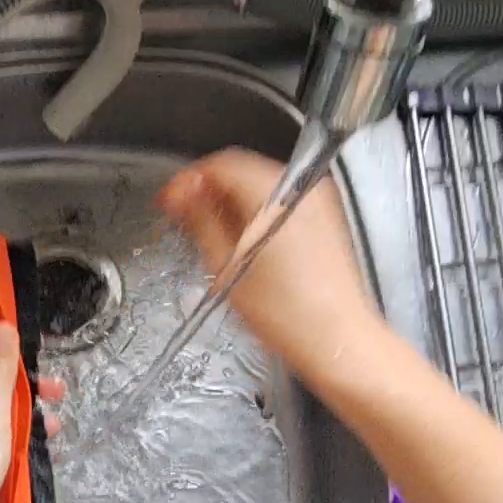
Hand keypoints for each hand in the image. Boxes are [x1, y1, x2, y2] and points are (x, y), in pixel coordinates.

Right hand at [158, 149, 388, 381]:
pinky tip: (238, 239)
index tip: (168, 201)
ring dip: (228, 200)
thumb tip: (183, 195)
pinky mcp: (322, 217)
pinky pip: (278, 200)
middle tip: (180, 215)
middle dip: (206, 189)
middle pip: (241, 169)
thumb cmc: (286, 312)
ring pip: (258, 184)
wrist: (335, 338)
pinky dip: (252, 210)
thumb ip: (201, 221)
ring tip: (206, 232)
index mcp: (275, 194)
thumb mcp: (227, 265)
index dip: (187, 180)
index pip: (221, 165)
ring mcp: (316, 200)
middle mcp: (301, 188)